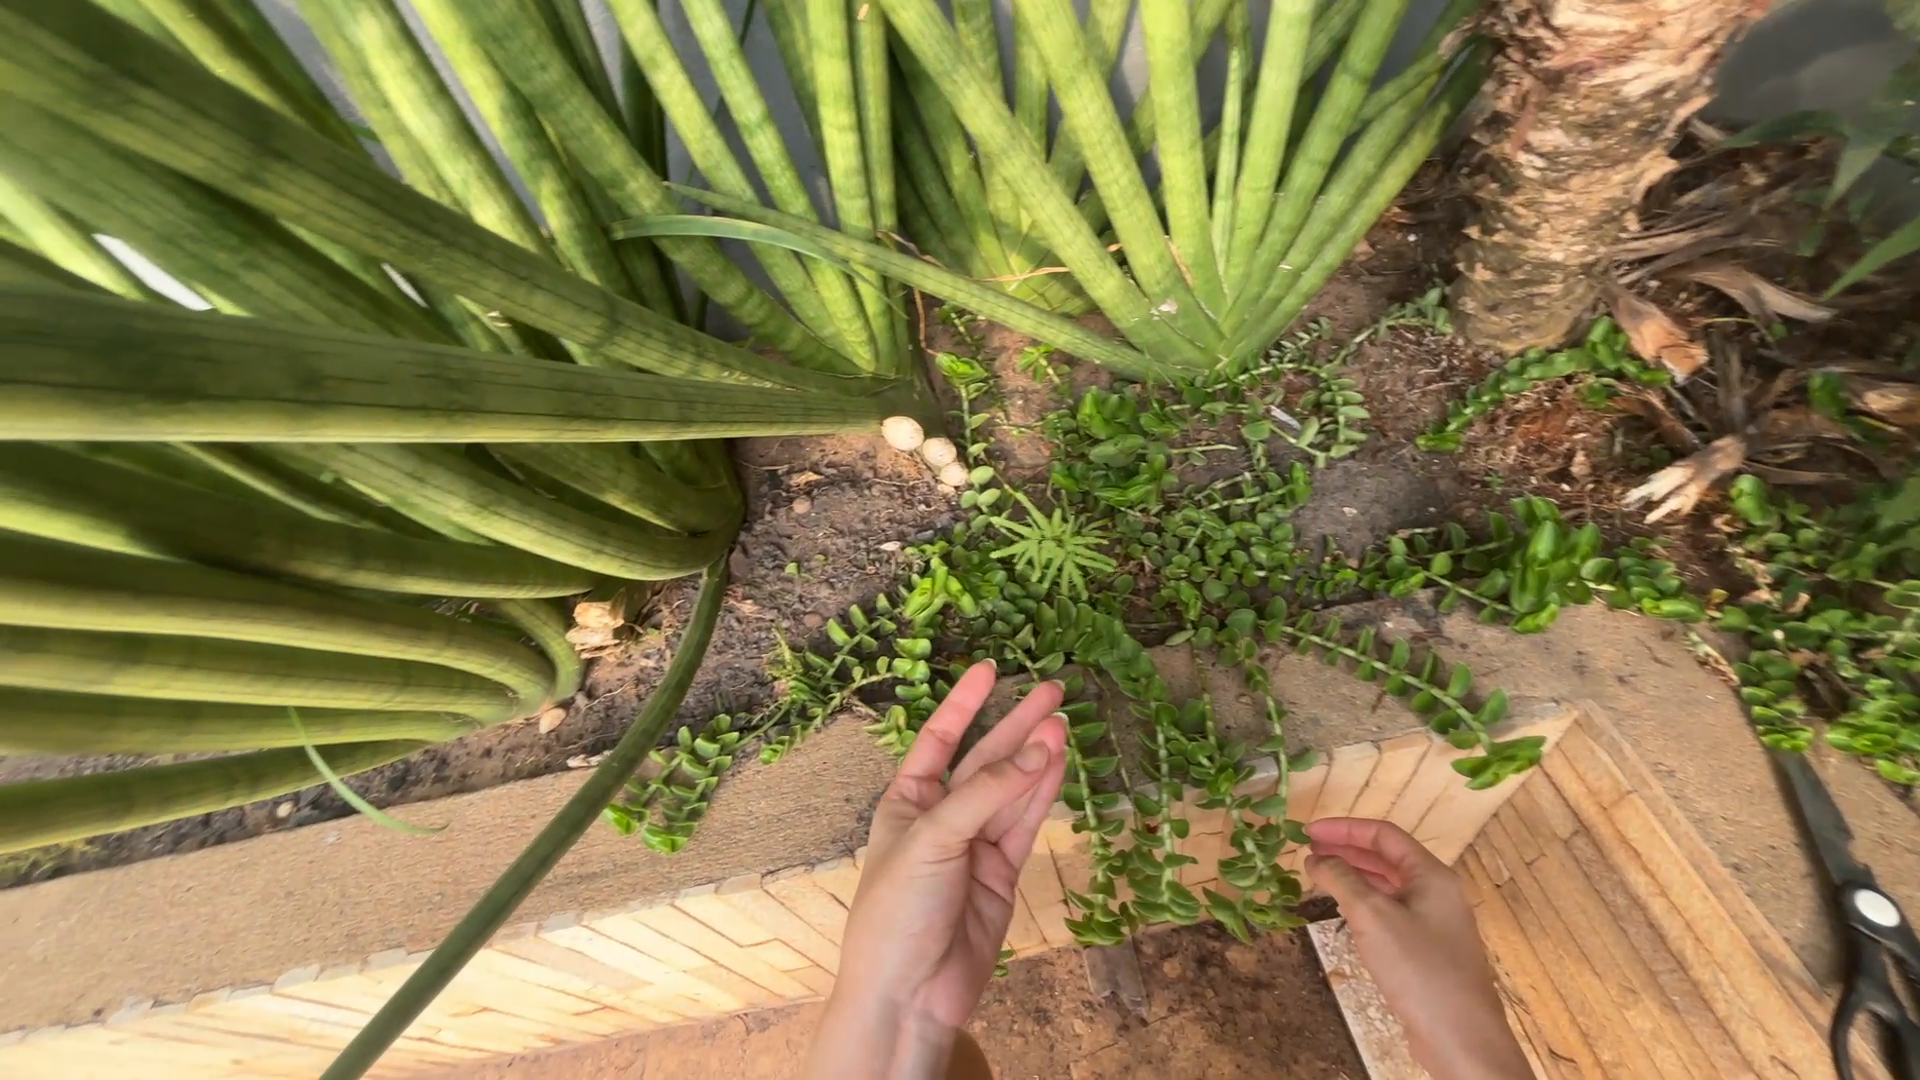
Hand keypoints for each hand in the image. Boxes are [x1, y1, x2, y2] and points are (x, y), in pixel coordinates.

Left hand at [803, 661, 1066, 1079]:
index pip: (939, 737)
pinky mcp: (1002, 871)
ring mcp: (975, 843)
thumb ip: (986, 794)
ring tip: (1064, 720)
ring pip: (1013, 788)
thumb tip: (1037, 749)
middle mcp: (943, 814)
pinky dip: (1044, 792)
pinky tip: (1060, 761)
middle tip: (1053, 689)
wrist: (910, 996)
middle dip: (1016, 724)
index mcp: (908, 799)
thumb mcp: (932, 840)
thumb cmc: (898, 910)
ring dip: (1037, 756)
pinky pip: (1026, 823)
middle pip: (986, 758)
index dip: (964, 702)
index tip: (989, 668)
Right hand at [1305, 817, 1532, 1079]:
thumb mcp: (1371, 915)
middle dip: (1345, 850)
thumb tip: (1316, 859)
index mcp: (1432, 876)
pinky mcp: (1427, 950)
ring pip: (1387, 885)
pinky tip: (1341, 910)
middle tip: (1307, 852)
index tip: (1308, 832)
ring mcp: (1434, 923)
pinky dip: (1362, 901)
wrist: (1462, 1043)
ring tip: (1317, 876)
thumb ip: (1340, 878)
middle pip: (1385, 857)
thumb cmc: (1418, 969)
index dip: (1343, 828)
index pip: (1383, 835)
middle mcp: (1436, 893)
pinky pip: (1390, 911)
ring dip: (1351, 875)